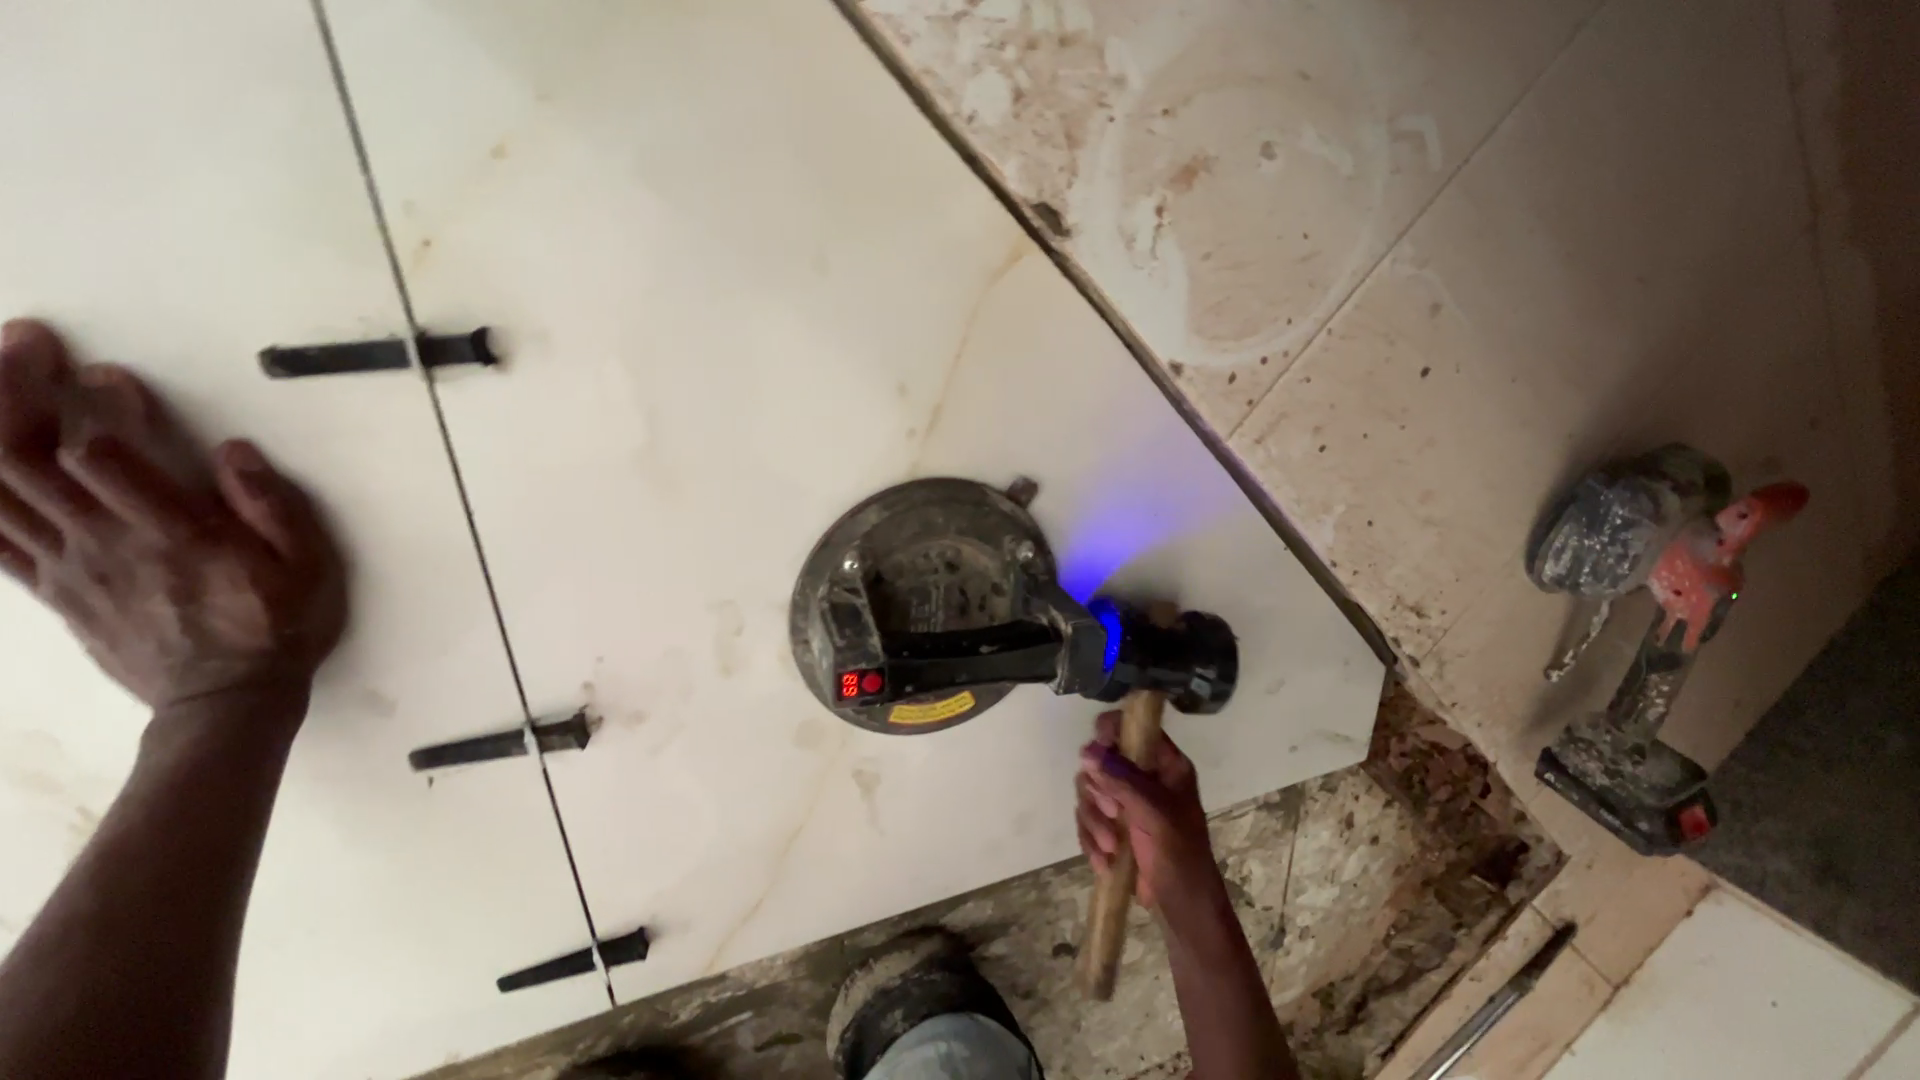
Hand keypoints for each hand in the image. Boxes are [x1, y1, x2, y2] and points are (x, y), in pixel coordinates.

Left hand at [0, 319, 345, 715]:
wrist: (228, 702)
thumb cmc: (280, 627)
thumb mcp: (310, 568)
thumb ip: (273, 508)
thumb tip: (232, 450)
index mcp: (176, 536)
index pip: (108, 454)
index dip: (97, 404)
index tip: (107, 372)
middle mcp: (107, 544)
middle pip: (26, 458)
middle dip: (14, 389)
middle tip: (26, 342)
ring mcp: (69, 567)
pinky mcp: (52, 587)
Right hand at [1075, 711, 1226, 917]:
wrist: (1181, 907)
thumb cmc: (1181, 856)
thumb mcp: (1156, 814)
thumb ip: (1123, 781)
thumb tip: (1088, 752)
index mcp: (1165, 766)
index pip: (1134, 729)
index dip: (1111, 732)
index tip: (1096, 752)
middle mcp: (1143, 778)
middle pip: (1100, 762)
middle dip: (1099, 792)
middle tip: (1113, 813)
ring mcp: (1125, 802)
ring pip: (1088, 792)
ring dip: (1094, 821)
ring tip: (1111, 847)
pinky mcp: (1111, 826)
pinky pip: (1086, 819)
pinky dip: (1090, 840)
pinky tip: (1105, 861)